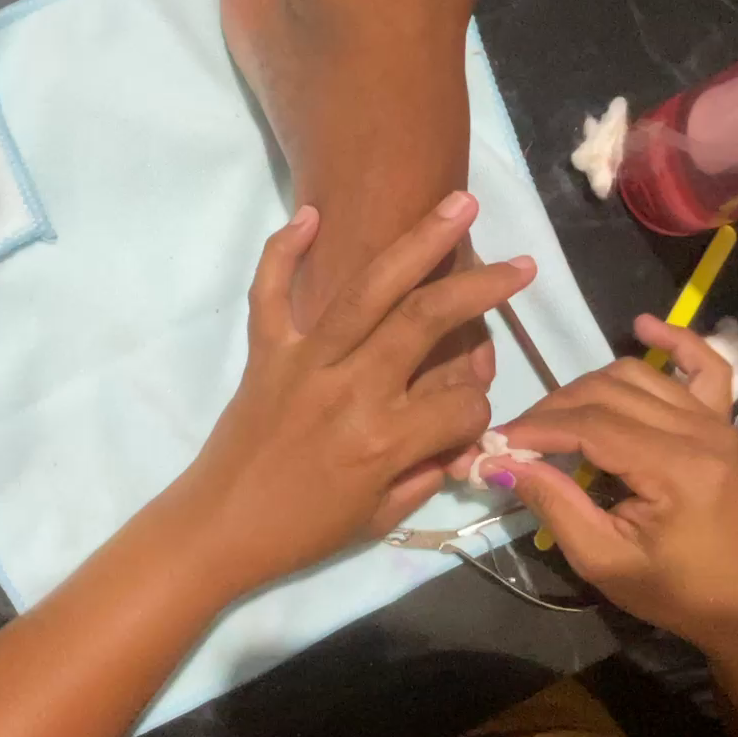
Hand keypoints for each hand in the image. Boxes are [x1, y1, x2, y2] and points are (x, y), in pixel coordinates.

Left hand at [173, 192, 535, 590]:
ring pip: (366, 291)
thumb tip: (458, 437)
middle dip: (481, 287)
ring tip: (458, 204)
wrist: (218, 528)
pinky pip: (270, 293)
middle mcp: (351, 390)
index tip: (465, 420)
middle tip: (519, 265)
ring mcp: (304, 363)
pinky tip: (311, 217)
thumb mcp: (379, 518)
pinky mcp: (264, 353)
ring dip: (417, 243)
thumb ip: (426, 472)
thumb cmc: (301, 532)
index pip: (463, 403)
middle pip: (427, 320)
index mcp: (386, 441)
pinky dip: (282, 252)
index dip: (478, 410)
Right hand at [468, 316, 737, 646]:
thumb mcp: (603, 560)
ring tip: (553, 418)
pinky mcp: (724, 426)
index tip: (495, 442)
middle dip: (552, 409)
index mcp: (675, 469)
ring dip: (587, 387)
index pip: (589, 426)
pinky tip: (642, 326)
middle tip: (516, 439)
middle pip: (607, 392)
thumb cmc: (677, 593)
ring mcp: (717, 423)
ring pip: (637, 376)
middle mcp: (700, 432)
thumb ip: (554, 503)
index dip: (535, 429)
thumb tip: (501, 463)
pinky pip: (705, 368)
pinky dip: (675, 342)